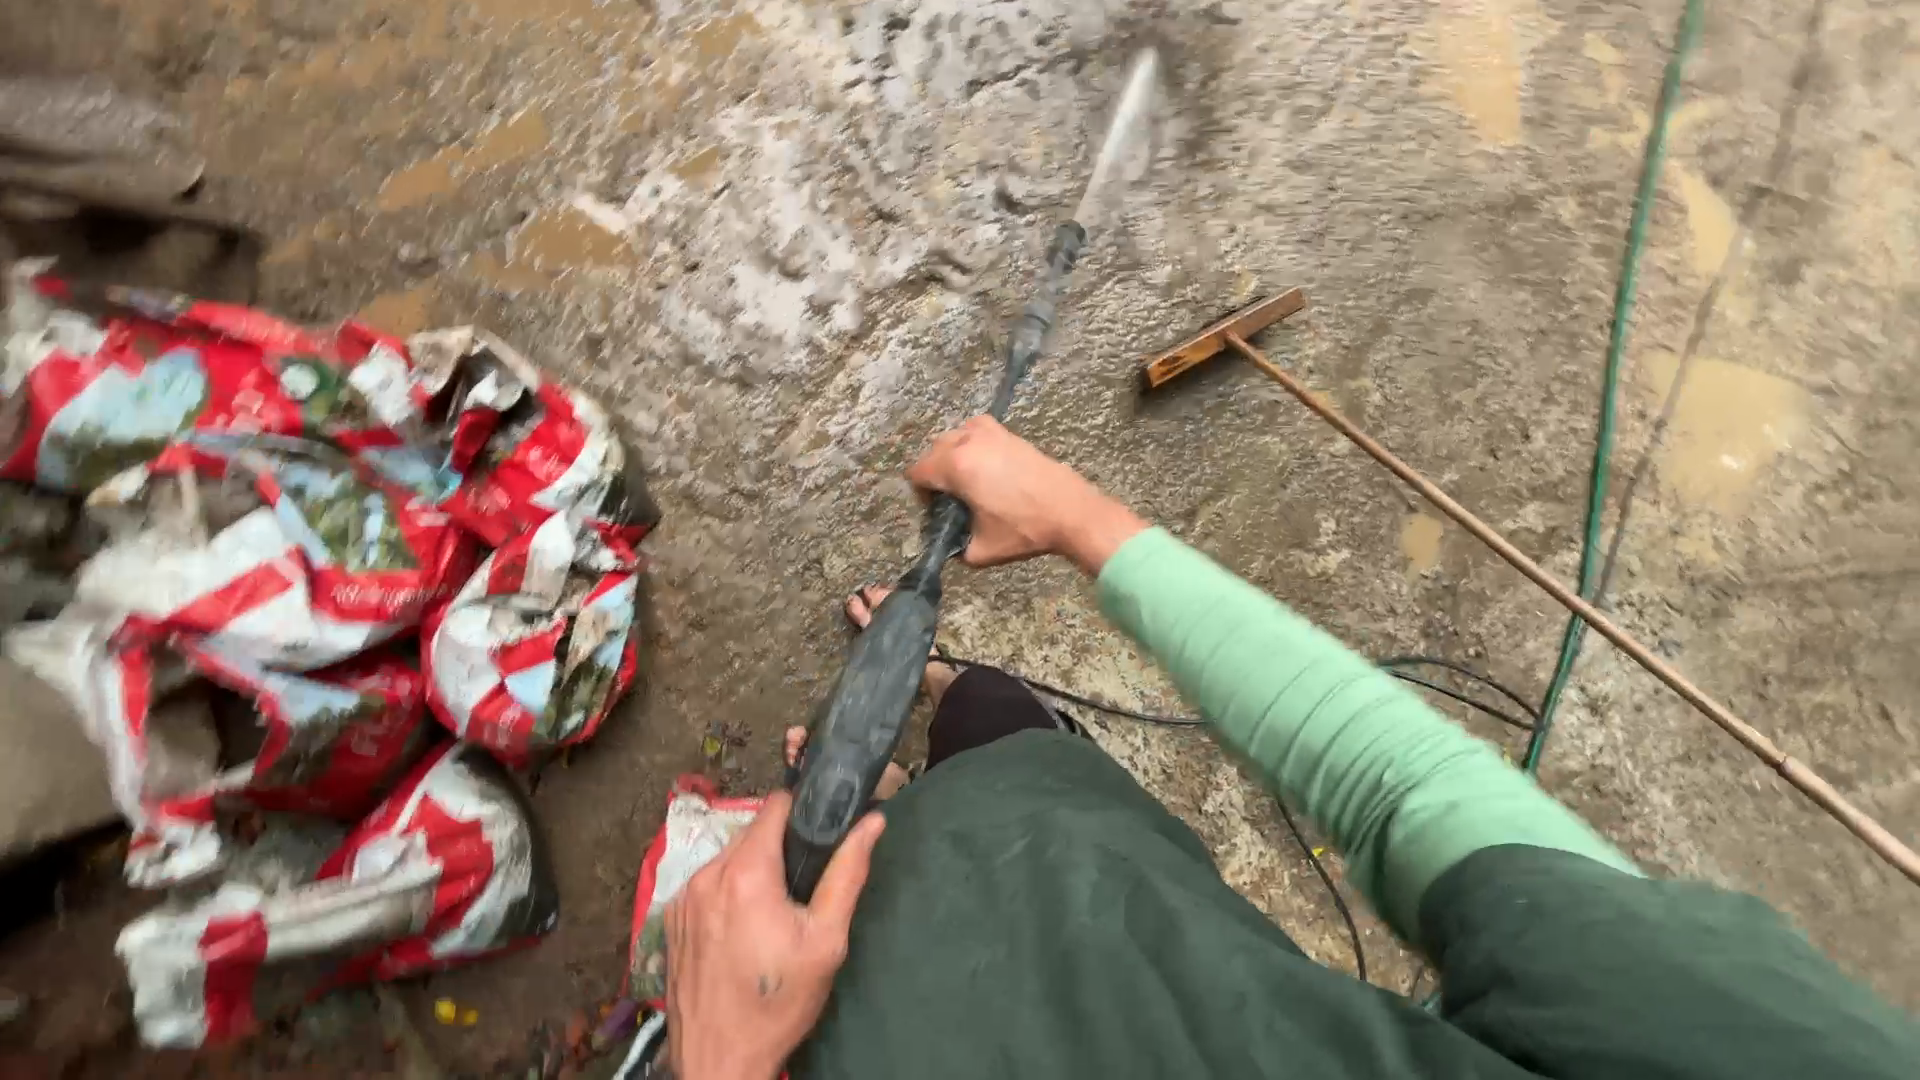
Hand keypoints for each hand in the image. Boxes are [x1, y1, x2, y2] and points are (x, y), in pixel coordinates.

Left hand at [665, 792, 885, 1079]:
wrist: (718, 1065)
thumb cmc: (778, 1003)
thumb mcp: (826, 940)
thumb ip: (848, 873)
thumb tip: (873, 822)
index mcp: (746, 872)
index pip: (776, 805)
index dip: (803, 811)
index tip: (820, 832)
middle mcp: (707, 874)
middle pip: (752, 831)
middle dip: (779, 846)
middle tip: (803, 883)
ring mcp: (682, 897)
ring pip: (729, 857)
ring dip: (753, 868)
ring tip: (774, 909)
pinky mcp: (670, 919)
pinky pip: (708, 883)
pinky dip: (728, 891)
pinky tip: (743, 928)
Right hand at [906, 416, 1147, 574]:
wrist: (1071, 512)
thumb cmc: (1025, 529)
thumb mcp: (981, 550)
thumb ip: (955, 547)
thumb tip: (950, 544)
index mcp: (957, 466)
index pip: (917, 472)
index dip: (921, 493)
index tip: (936, 510)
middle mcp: (969, 441)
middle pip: (933, 451)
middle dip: (935, 473)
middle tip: (951, 499)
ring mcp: (991, 433)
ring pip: (954, 436)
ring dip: (952, 455)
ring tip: (967, 481)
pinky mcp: (1010, 433)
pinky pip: (976, 430)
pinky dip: (972, 444)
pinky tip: (985, 466)